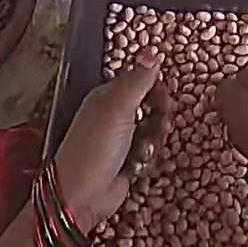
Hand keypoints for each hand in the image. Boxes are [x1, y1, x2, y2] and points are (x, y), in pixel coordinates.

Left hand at [52, 58, 171, 233]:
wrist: (83, 195)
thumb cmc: (96, 147)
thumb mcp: (118, 107)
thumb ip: (137, 80)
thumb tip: (152, 51)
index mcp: (107, 95)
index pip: (140, 80)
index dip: (156, 87)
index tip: (164, 97)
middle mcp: (114, 114)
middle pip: (151, 105)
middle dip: (160, 116)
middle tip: (159, 124)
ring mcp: (121, 139)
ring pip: (153, 130)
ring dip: (153, 140)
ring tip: (143, 150)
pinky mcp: (128, 161)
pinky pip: (150, 152)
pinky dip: (147, 159)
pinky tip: (137, 166)